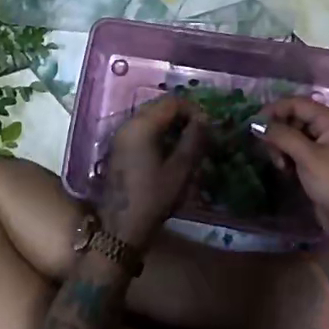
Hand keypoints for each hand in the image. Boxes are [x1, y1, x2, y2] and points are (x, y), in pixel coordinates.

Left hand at [97, 94, 207, 247]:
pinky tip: (172, 150)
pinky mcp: (119, 147)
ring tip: (190, 142)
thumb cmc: (153, 198)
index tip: (209, 125)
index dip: (193, 108)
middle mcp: (127, 123)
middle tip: (202, 133)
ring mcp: (121, 135)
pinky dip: (159, 133)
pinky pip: (142, 129)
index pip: (171, 101)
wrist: (121, 227)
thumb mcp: (180, 170)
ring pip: (150, 117)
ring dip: (171, 124)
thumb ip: (194, 140)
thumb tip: (205, 119)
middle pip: (159, 106)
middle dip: (183, 115)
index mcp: (142, 125)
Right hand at [252, 97, 328, 264]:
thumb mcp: (308, 157)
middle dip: (278, 132)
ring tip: (280, 165)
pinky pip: (297, 151)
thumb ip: (281, 136)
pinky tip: (285, 170)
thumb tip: (255, 123)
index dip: (274, 110)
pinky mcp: (320, 163)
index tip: (254, 124)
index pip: (297, 104)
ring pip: (293, 135)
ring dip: (281, 147)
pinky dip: (288, 157)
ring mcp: (325, 146)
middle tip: (269, 151)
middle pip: (294, 118)